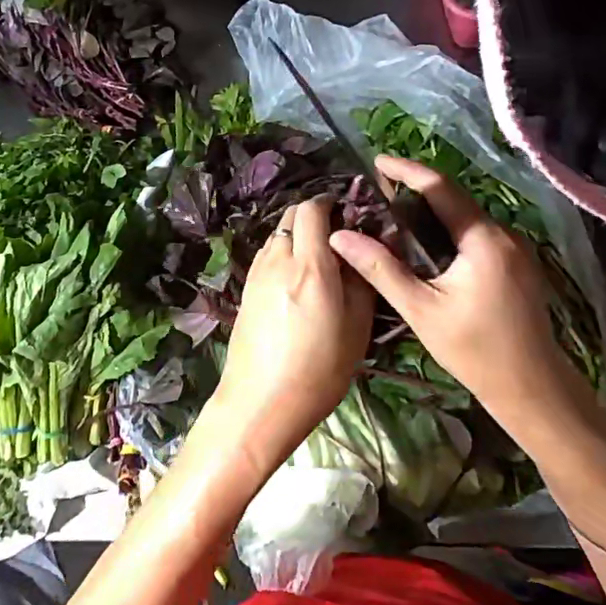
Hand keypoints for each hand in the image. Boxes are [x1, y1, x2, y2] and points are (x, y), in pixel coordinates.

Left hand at [207, 196, 371, 465]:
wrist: (261, 400)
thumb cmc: (319, 370)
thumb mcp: (356, 329)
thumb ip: (360, 282)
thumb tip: (360, 251)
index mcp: (310, 266)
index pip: (312, 210)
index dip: (331, 204)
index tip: (349, 214)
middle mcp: (278, 260)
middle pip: (290, 215)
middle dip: (314, 215)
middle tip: (337, 235)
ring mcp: (257, 272)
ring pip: (276, 234)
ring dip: (296, 233)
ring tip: (318, 257)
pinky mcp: (245, 287)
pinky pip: (266, 254)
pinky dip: (282, 251)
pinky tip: (296, 276)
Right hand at [329, 156, 566, 401]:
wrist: (534, 389)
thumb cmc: (475, 350)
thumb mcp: (420, 309)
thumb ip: (380, 268)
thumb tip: (339, 235)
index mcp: (483, 240)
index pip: (441, 189)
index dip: (407, 171)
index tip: (377, 161)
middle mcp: (505, 236)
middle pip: (454, 200)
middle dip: (415, 190)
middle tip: (376, 192)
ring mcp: (516, 250)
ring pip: (465, 218)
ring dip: (430, 212)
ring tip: (391, 215)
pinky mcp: (517, 266)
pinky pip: (475, 235)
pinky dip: (446, 230)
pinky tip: (423, 244)